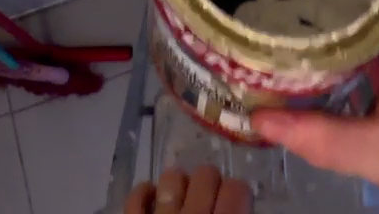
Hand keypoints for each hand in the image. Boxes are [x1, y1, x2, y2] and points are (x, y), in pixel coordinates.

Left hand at [124, 165, 249, 213]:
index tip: (237, 199)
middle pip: (206, 174)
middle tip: (211, 198)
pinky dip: (145, 194)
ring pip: (172, 177)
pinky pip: (135, 197)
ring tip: (183, 198)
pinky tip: (154, 200)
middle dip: (210, 184)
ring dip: (179, 186)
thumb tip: (242, 204)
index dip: (239, 192)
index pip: (237, 190)